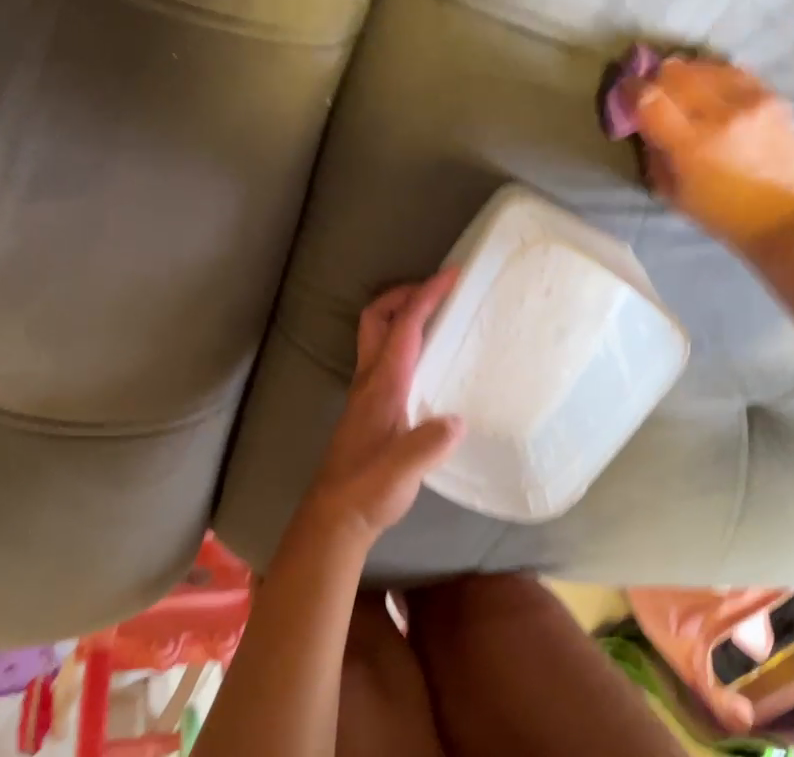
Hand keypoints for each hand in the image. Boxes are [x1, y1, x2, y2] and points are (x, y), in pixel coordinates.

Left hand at [297, 271, 465, 546]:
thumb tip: (457, 421)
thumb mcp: (402, 471)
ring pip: (376, 336)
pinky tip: (426, 363)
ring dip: (400, 316)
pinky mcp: (368, 408)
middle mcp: (370, 380)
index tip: (451, 274)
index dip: (426, 296)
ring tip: (436, 318)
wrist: (335, 518)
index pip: (404, 327)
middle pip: (377, 319)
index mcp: (381, 384)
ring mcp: (366, 393)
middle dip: (403, 294)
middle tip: (436, 290)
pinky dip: (402, 342)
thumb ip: (427, 445)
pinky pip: (384, 358)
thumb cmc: (367, 491)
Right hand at [622, 58, 793, 249]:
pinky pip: (732, 71)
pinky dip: (714, 77)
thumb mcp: (670, 191)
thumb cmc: (719, 212)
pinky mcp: (771, 96)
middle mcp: (721, 114)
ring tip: (685, 92)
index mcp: (691, 144)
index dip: (631, 89)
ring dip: (687, 75)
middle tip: (656, 94)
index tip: (627, 93)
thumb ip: (653, 149)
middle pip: (674, 72)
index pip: (649, 97)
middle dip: (658, 80)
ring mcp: (750, 100)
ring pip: (703, 65)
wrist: (782, 216)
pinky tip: (712, 91)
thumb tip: (644, 119)